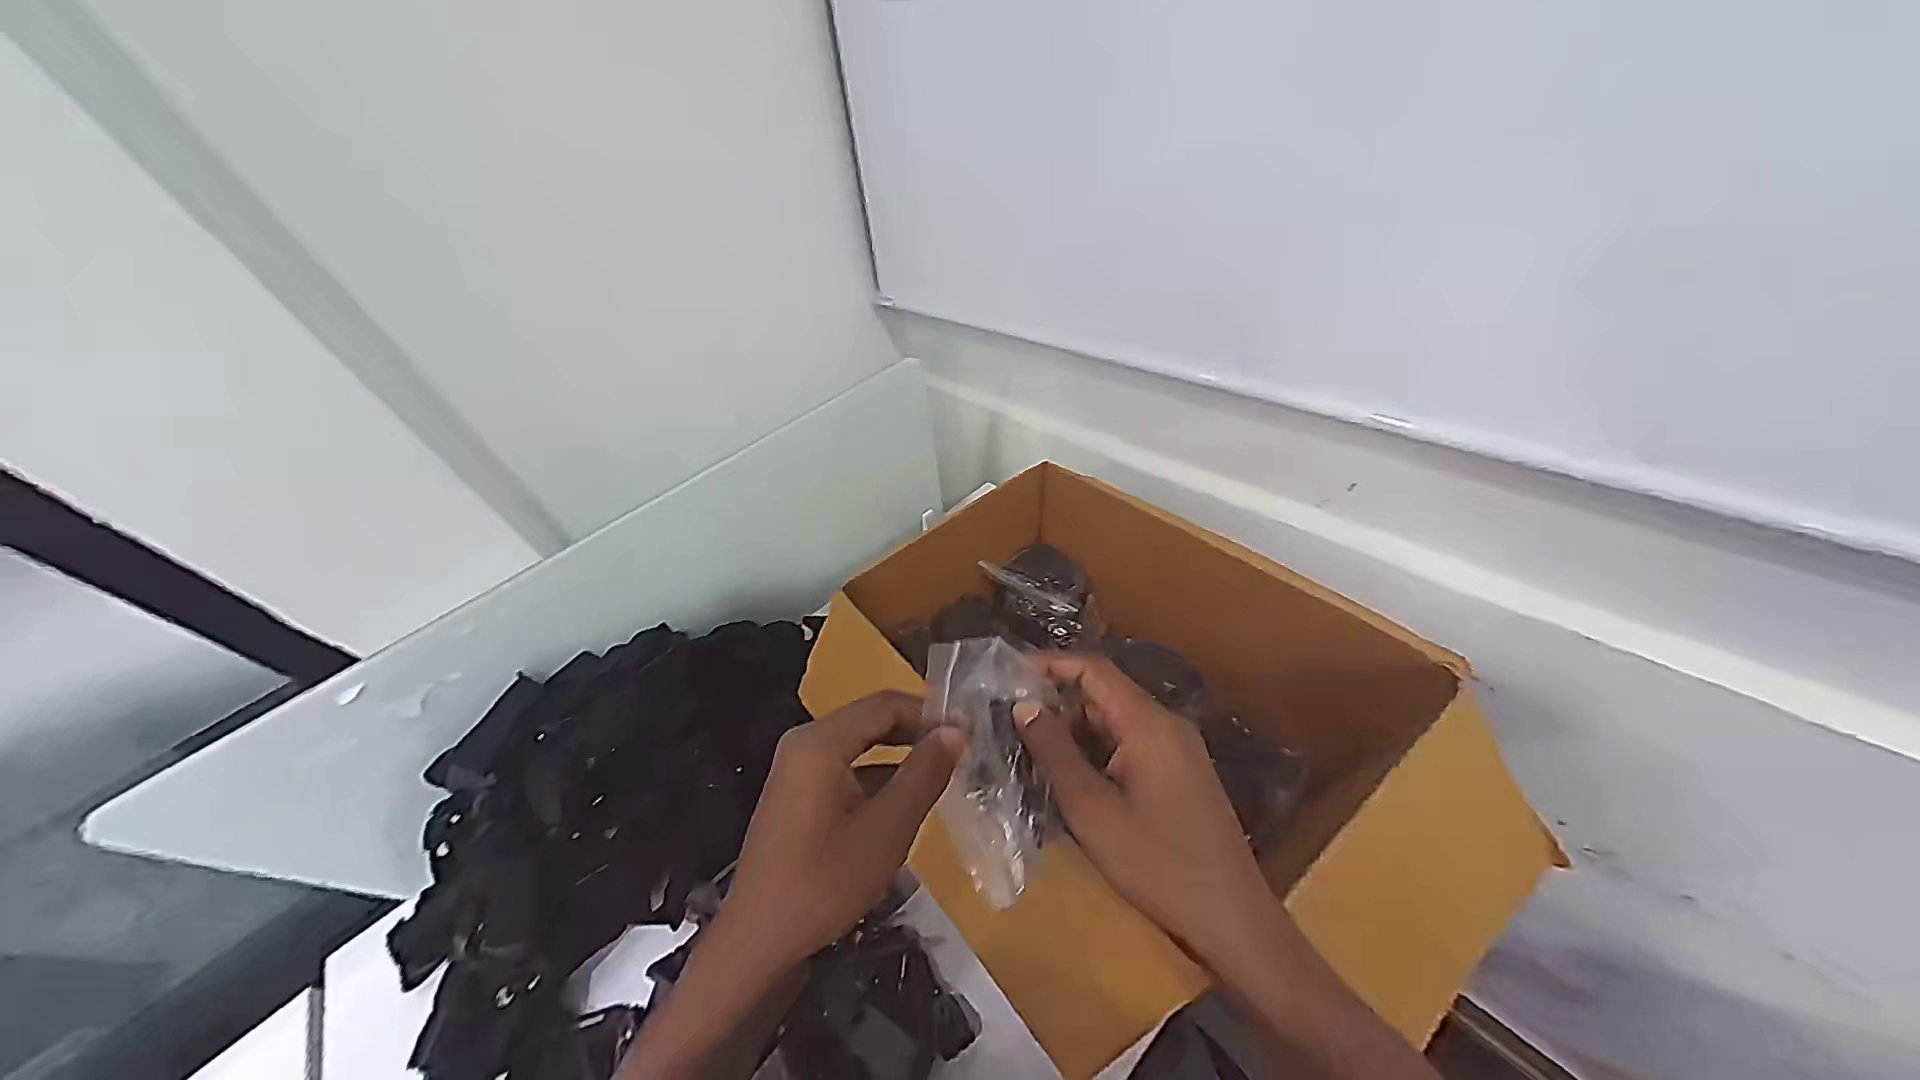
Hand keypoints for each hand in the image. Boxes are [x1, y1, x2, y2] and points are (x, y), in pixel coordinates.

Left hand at [621, 692, 962, 1078]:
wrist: (757, 944)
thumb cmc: (824, 883)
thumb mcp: (887, 829)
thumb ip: (924, 773)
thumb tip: (957, 730)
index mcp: (820, 742)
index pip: (885, 704)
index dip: (930, 713)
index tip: (970, 731)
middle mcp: (804, 744)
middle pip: (871, 720)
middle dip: (917, 731)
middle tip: (961, 750)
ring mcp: (797, 769)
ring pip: (860, 745)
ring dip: (900, 754)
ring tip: (943, 772)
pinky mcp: (797, 795)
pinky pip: (846, 768)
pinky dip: (878, 776)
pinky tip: (906, 800)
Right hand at [1017, 657, 1442, 1079]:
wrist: (1232, 919)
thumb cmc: (1157, 864)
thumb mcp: (1092, 810)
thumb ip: (1055, 752)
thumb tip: (1024, 706)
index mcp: (1148, 722)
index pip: (1094, 668)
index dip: (1050, 664)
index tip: (1007, 675)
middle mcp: (1166, 724)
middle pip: (1103, 694)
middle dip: (1056, 704)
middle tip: (1010, 724)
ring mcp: (1176, 749)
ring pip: (1113, 722)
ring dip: (1073, 733)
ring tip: (1030, 754)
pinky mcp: (1178, 773)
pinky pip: (1128, 745)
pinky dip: (1095, 753)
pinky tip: (1068, 778)